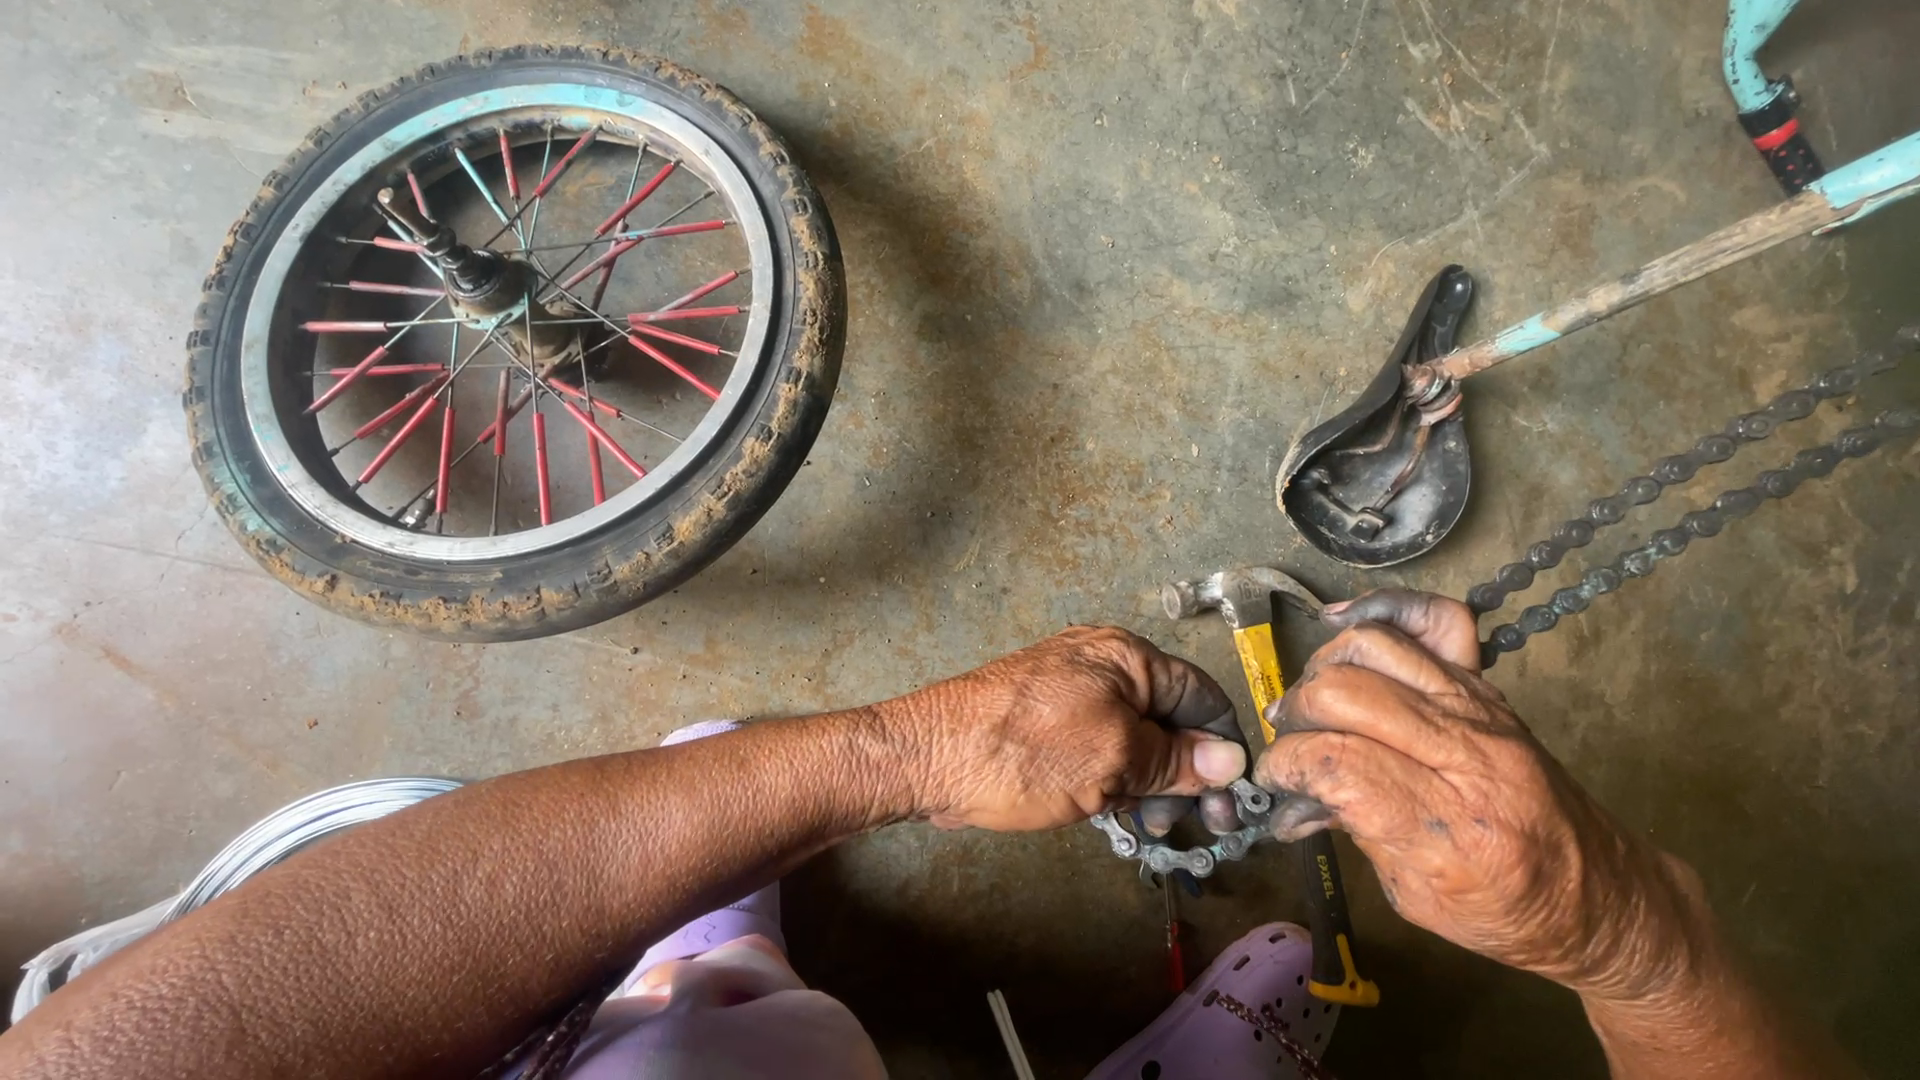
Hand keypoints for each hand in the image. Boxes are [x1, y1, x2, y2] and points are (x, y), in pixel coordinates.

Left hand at [885, 626, 1250, 832]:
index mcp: (1125, 657)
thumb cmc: (1026, 752)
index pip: (1201, 695)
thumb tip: (1230, 759)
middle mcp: (1103, 665)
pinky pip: (1102, 746)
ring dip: (1149, 783)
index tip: (1230, 803)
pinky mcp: (1050, 721)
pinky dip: (1116, 778)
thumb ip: (1175, 759)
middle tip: (1182, 825)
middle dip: (1184, 772)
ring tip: (1143, 825)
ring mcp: (1073, 691)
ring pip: (1135, 738)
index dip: (1222, 748)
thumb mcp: (1112, 759)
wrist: (929, 757)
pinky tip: (1113, 811)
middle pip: (1170, 718)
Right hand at [1253, 590, 1707, 999]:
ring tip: (1313, 703)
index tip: (1274, 780)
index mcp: (1447, 825)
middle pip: (1345, 694)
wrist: (1602, 896)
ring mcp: (1479, 708)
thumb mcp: (1411, 894)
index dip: (1284, 764)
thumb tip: (1284, 800)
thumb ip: (1347, 830)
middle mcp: (1466, 754)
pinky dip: (1383, 609)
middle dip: (1296, 716)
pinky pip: (1435, 618)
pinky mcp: (1486, 687)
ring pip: (1373, 647)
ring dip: (1321, 670)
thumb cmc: (1503, 911)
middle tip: (1291, 744)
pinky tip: (1346, 625)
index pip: (1335, 760)